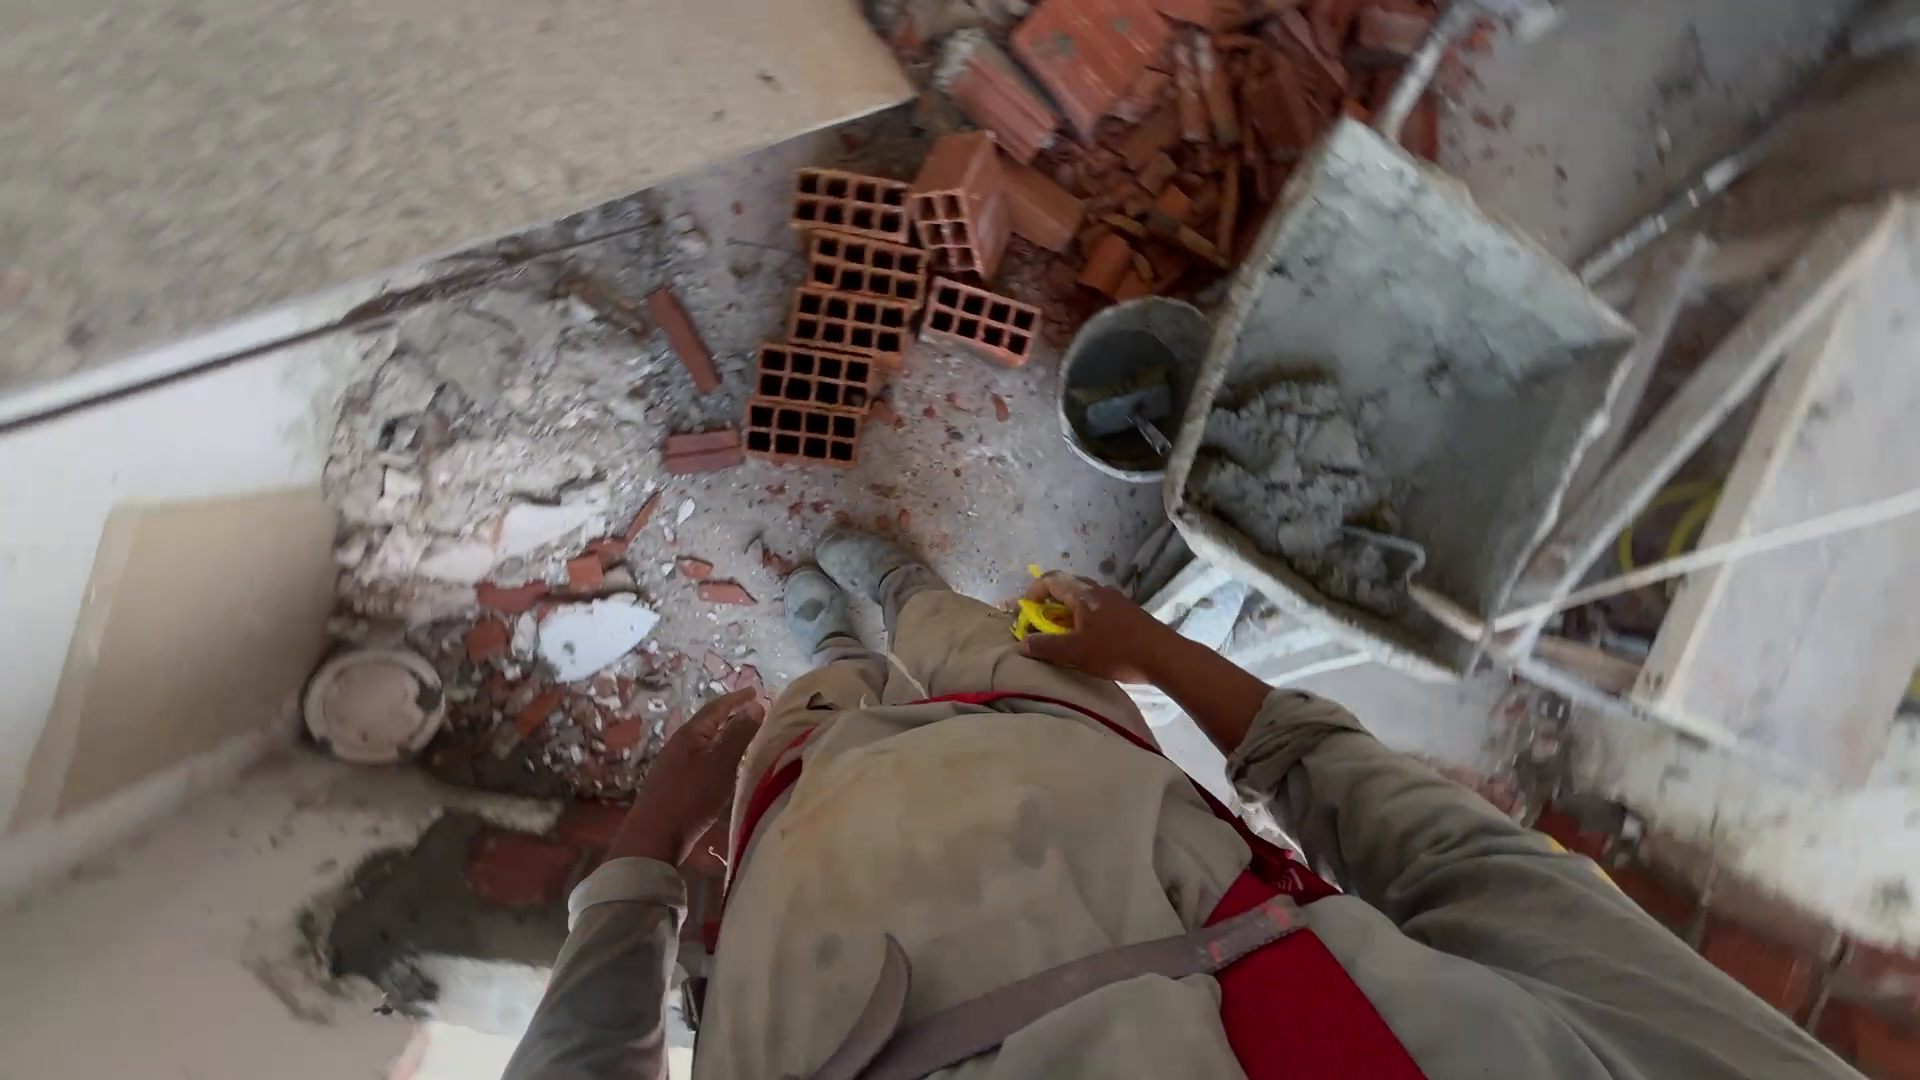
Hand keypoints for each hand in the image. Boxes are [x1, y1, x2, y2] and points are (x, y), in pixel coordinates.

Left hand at [610, 687, 763, 865]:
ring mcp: (674, 765)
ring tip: (744, 736)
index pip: (717, 707)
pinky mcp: (674, 784)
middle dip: (731, 715)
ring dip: (725, 736)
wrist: (652, 839)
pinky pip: (701, 759)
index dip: (737, 698)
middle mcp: (680, 744)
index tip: (755, 691)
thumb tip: (755, 705)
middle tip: (753, 711)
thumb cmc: (691, 797)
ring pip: (705, 742)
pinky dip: (718, 754)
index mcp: (691, 734)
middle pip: (709, 723)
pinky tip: (725, 766)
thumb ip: (739, 733)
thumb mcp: (721, 763)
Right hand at [1017, 572, 1182, 683]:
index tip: (1025, 610)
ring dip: (1068, 610)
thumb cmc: (1115, 650)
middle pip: (1067, 586)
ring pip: (1083, 597)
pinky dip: (1084, 616)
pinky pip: (1098, 607)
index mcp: (1083, 594)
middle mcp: (1098, 590)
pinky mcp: (1127, 611)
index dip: (1033, 592)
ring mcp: (1115, 599)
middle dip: (1049, 602)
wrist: (1163, 655)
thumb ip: (1046, 646)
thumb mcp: (1075, 651)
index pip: (1050, 580)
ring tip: (1062, 632)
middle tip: (1041, 622)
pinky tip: (1088, 637)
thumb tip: (1021, 643)